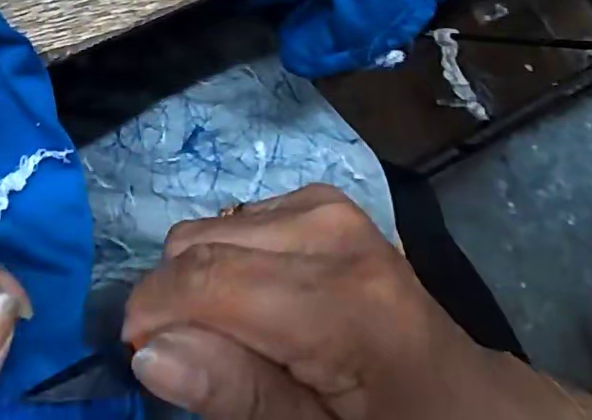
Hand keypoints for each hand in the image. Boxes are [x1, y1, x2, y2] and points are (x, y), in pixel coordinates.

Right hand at [122, 184, 591, 419]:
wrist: (458, 393)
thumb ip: (238, 395)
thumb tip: (149, 350)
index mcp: (342, 301)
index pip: (211, 280)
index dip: (153, 314)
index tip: (133, 358)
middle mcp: (332, 229)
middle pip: (202, 243)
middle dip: (176, 301)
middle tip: (202, 364)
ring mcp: (329, 204)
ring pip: (211, 226)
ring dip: (203, 280)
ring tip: (243, 335)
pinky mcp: (322, 197)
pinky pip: (237, 218)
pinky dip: (230, 260)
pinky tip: (265, 301)